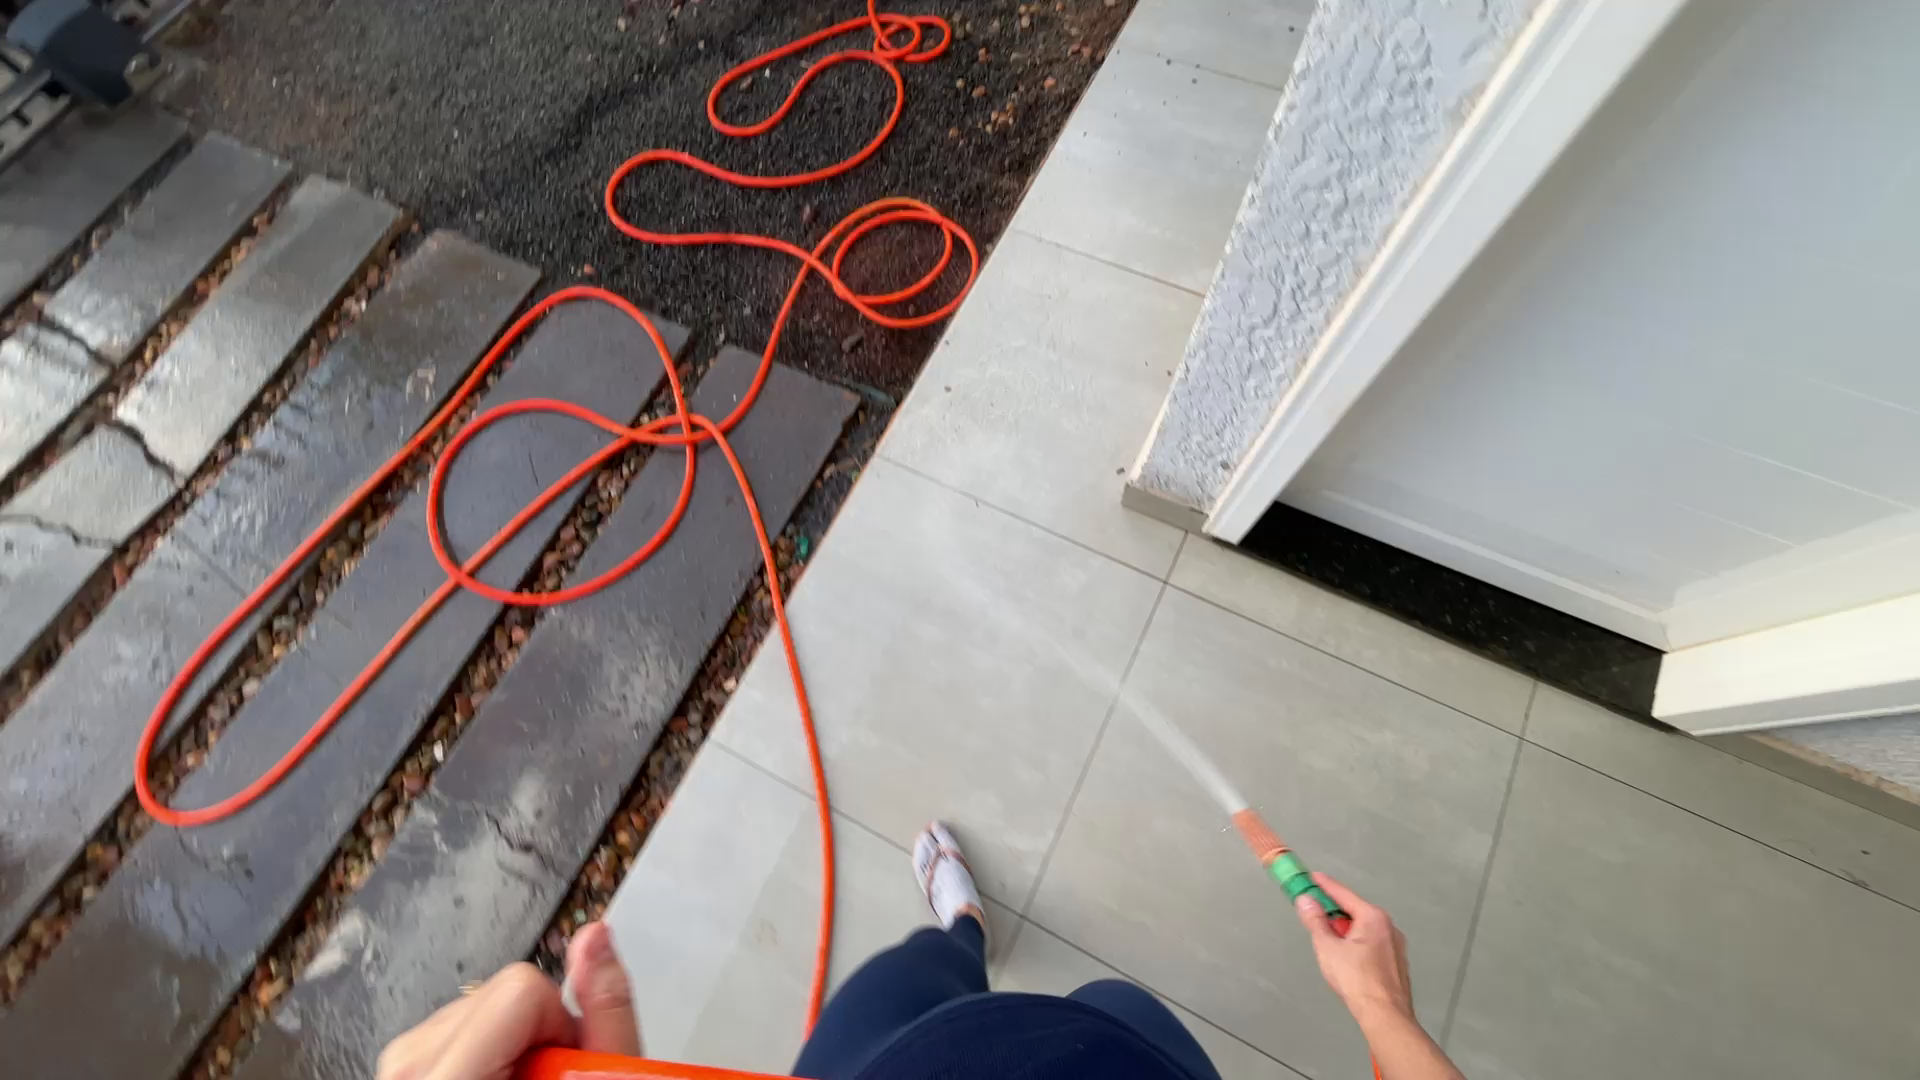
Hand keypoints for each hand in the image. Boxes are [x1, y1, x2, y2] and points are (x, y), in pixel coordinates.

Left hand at [377, 922, 640, 1079]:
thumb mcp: (601, 1078)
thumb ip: (604, 1012)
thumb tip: (595, 935)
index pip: (519, 991)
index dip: (559, 1021)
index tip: (563, 1065)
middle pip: (494, 994)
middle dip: (535, 1030)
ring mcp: (390, 1079)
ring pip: (471, 1008)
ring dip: (509, 1039)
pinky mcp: (396, 1076)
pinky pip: (446, 1030)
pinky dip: (481, 1050)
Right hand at [1293, 873, 1414, 1022]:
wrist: (1386, 1017)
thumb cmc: (1355, 978)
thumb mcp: (1327, 946)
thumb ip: (1315, 920)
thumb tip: (1306, 899)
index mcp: (1373, 917)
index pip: (1343, 894)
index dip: (1324, 885)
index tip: (1311, 877)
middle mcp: (1388, 927)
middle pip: (1355, 910)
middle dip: (1334, 910)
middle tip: (1314, 910)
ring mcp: (1396, 947)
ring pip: (1364, 928)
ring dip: (1345, 927)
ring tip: (1328, 936)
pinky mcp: (1398, 964)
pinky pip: (1372, 942)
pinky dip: (1357, 941)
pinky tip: (1347, 955)